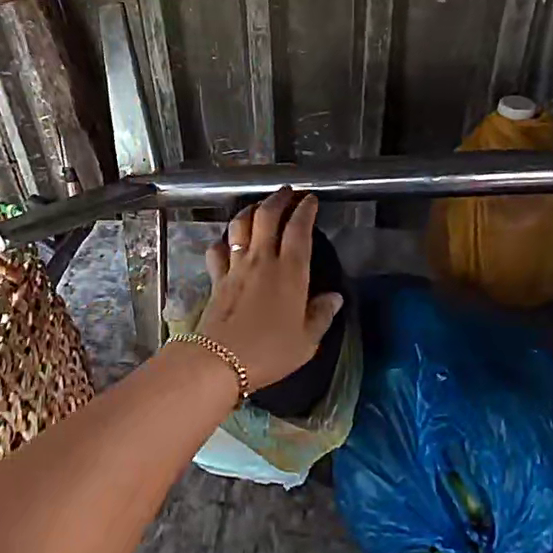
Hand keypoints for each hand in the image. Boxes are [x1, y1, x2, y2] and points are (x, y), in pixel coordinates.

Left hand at [197, 189, 344, 390]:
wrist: (220, 360)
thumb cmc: (269, 352)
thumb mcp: (307, 340)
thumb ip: (321, 315)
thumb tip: (335, 298)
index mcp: (291, 272)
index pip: (299, 229)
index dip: (305, 210)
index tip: (310, 200)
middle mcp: (262, 260)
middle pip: (267, 216)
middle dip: (278, 199)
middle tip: (286, 192)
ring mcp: (236, 266)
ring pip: (240, 226)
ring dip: (250, 210)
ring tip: (258, 206)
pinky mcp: (216, 278)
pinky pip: (218, 250)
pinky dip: (223, 241)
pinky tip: (227, 242)